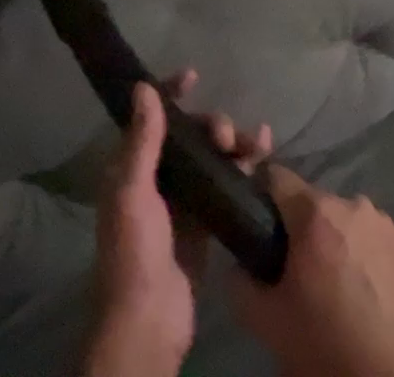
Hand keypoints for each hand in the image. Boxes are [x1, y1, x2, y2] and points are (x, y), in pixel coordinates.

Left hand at [84, 71, 272, 376]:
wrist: (149, 317)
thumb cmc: (135, 250)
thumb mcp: (133, 191)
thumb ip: (142, 141)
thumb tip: (143, 87)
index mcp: (131, 169)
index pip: (150, 120)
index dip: (169, 94)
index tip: (193, 76)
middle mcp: (156, 180)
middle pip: (189, 137)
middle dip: (211, 125)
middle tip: (227, 134)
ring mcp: (184, 202)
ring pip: (213, 159)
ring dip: (234, 144)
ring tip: (257, 142)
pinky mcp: (206, 223)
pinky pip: (227, 185)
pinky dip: (243, 169)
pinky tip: (262, 161)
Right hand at [233, 166, 393, 376]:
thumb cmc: (327, 343)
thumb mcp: (266, 320)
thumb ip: (239, 282)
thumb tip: (238, 263)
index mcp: (315, 213)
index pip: (274, 176)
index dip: (258, 195)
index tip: (253, 224)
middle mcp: (352, 203)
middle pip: (309, 201)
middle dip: (295, 228)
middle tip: (289, 271)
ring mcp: (383, 221)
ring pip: (340, 218)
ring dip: (328, 239)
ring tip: (328, 284)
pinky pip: (366, 234)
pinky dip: (356, 251)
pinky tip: (357, 289)